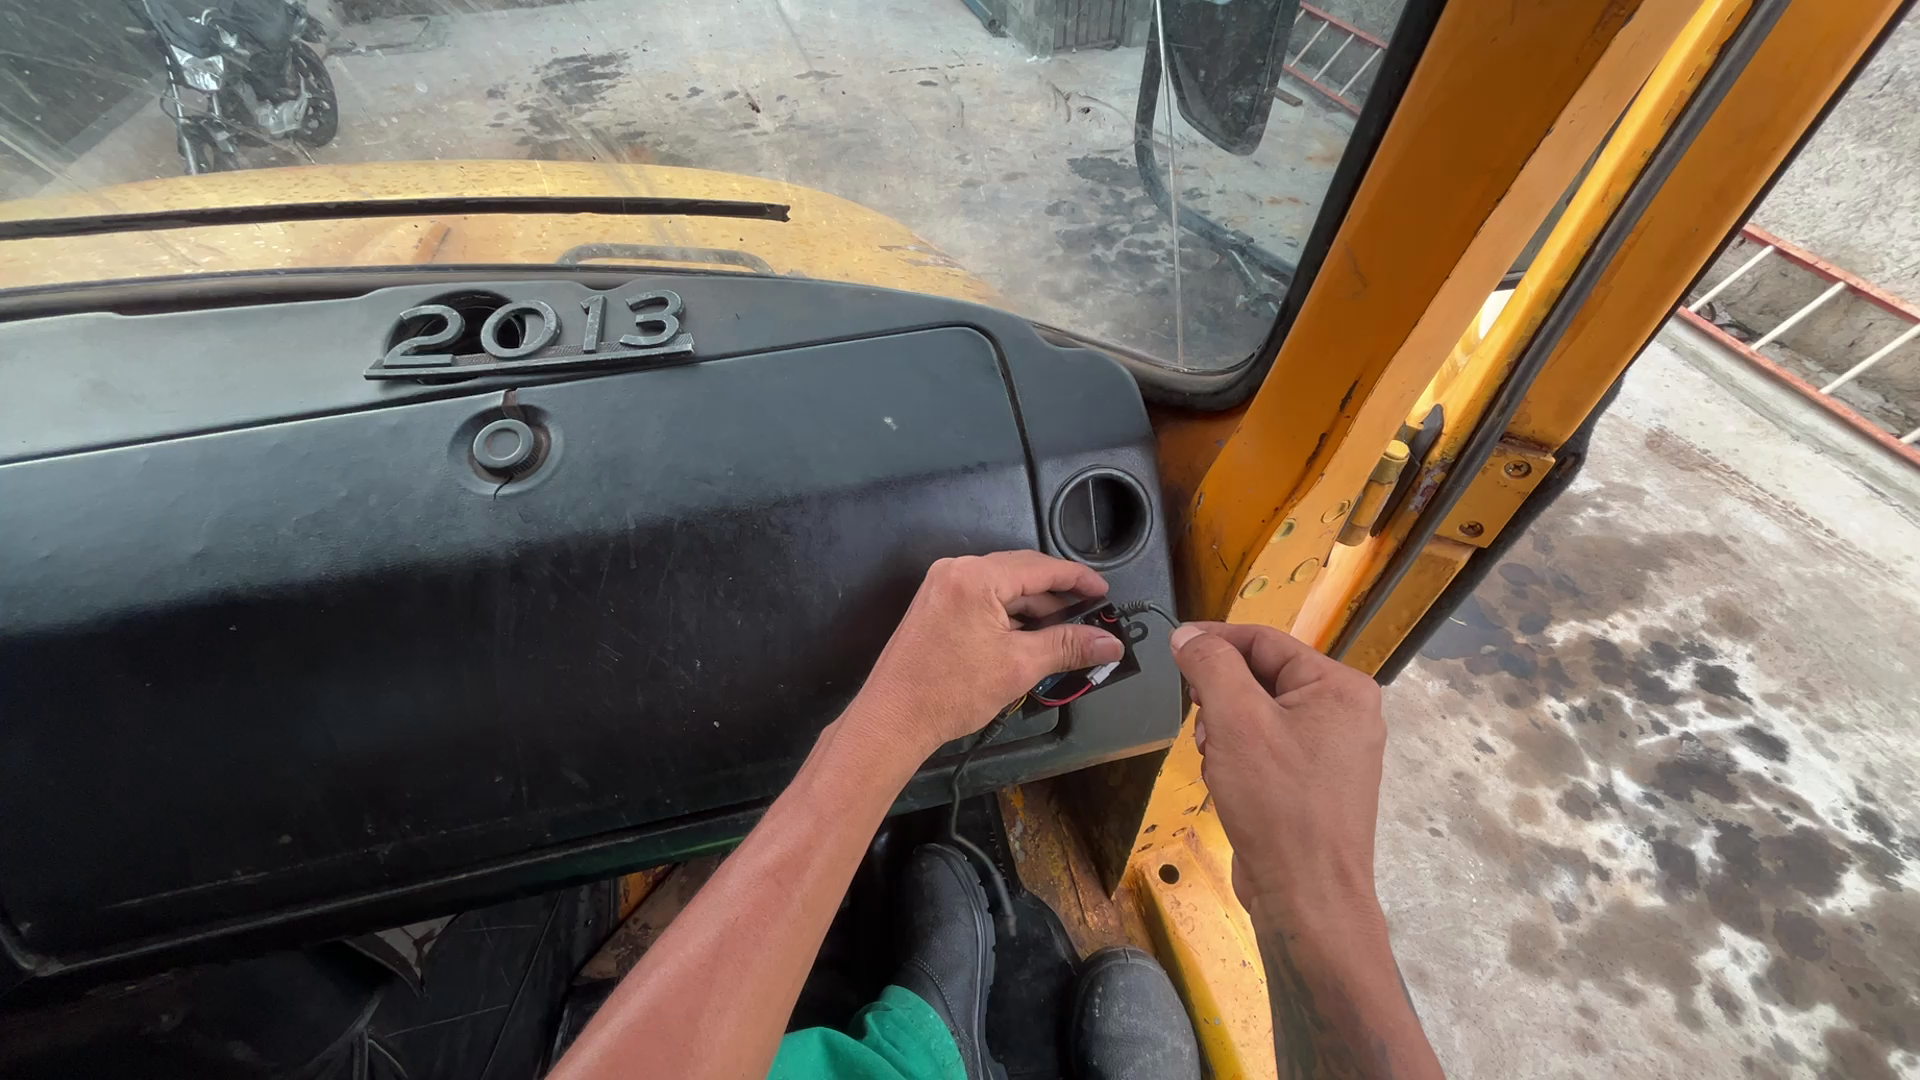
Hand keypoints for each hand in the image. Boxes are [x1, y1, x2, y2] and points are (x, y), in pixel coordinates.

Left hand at [852, 551, 1124, 757]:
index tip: (1104, 593)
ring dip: (1033, 609)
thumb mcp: (1019, 666)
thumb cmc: (952, 692)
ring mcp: (942, 586)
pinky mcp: (935, 605)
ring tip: (1063, 634)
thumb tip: (1111, 643)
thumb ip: (1068, 646)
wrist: (892, 720)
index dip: (1077, 578)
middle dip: (1056, 596)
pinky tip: (1029, 638)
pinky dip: (1009, 615)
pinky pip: (982, 599)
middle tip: (1089, 618)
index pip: (1039, 567)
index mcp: (975, 577)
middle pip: (1020, 573)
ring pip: (1002, 588)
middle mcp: (956, 570)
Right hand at [1168, 622, 1386, 927]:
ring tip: (1212, 755)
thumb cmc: (1276, 802)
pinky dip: (1237, 752)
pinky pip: (1266, 743)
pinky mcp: (1314, 780)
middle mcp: (1344, 712)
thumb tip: (1186, 634)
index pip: (1264, 640)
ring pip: (1257, 710)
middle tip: (1197, 716)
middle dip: (1219, 693)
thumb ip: (1209, 664)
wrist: (1305, 897)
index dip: (1214, 639)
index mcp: (1339, 687)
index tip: (1173, 647)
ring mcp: (1332, 749)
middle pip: (1261, 674)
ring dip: (1224, 726)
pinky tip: (1225, 777)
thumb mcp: (1235, 720)